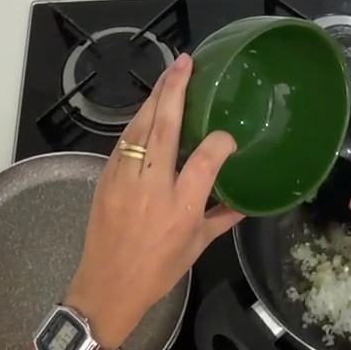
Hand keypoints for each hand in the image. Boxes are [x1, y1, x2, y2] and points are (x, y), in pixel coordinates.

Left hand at [65, 54, 243, 346]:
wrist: (106, 287)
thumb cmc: (157, 271)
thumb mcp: (197, 246)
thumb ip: (222, 218)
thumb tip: (245, 202)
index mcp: (181, 207)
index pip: (206, 159)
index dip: (220, 141)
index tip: (228, 136)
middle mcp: (152, 186)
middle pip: (164, 126)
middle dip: (175, 90)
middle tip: (185, 63)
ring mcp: (124, 179)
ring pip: (139, 127)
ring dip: (154, 98)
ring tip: (169, 76)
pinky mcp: (105, 178)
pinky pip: (124, 141)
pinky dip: (138, 122)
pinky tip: (148, 111)